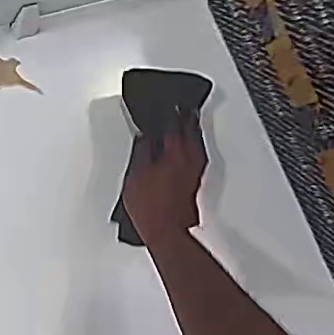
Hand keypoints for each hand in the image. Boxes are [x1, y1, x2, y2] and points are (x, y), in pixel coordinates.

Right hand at [121, 116, 206, 244]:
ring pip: (195, 142)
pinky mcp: (195, 181)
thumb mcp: (136, 174)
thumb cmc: (152, 207)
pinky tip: (188, 146)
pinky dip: (193, 145)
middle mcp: (188, 160)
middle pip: (189, 130)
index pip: (174, 124)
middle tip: (182, 106)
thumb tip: (145, 137)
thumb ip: (142, 151)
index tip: (169, 104)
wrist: (166, 231)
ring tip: (188, 120)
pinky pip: (197, 154)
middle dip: (185, 117)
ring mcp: (194, 171)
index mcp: (174, 153)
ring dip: (192, 129)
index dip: (170, 112)